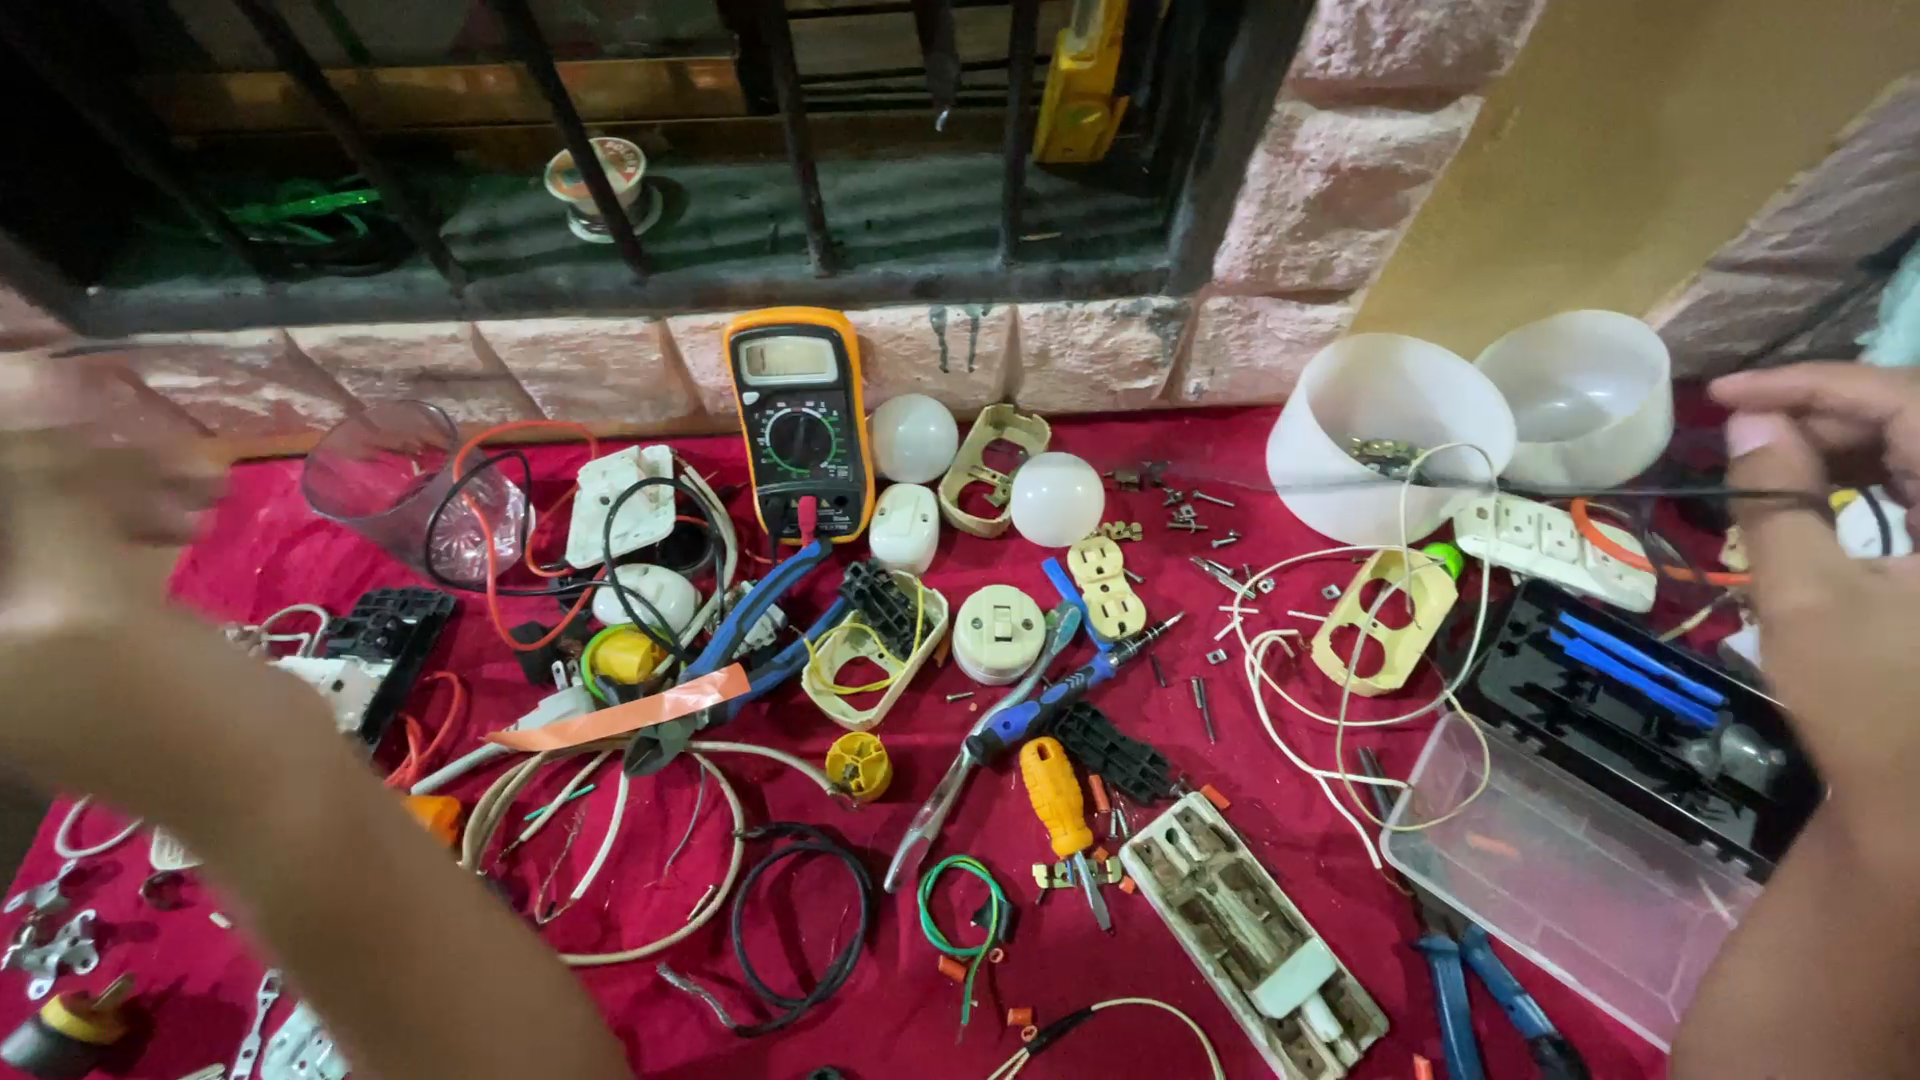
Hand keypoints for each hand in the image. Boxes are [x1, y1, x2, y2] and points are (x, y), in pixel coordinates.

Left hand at [0, 353, 226, 801]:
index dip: (14, 451)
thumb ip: (49, 499)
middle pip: (6, 506)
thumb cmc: (173, 709)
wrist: (268, 779)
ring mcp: (30, 622)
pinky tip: (198, 508)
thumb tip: (30, 394)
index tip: (76, 407)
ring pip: (51, 519)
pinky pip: (98, 547)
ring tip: (200, 478)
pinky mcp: (97, 622)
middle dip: (72, 465)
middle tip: (159, 445)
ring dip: (123, 486)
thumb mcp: (92, 604)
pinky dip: (145, 520)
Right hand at [1711, 363, 1919, 846]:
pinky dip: (1866, 476)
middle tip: (1733, 434)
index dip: (1812, 384)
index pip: (1912, 400)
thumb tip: (1746, 423)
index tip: (1723, 394)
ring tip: (1760, 460)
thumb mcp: (1806, 598)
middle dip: (1822, 413)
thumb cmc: (1876, 701)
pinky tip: (1813, 490)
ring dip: (1840, 444)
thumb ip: (1775, 501)